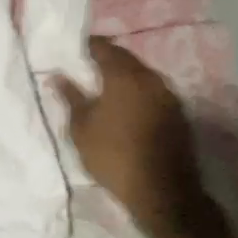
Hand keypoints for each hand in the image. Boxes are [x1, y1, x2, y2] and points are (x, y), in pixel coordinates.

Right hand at [60, 38, 222, 237]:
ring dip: (124, 76)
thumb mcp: (81, 128)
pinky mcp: (178, 114)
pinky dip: (137, 91)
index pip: (105, 48)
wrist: (162, 191)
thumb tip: (58, 76)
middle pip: (127, 59)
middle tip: (85, 67)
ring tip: (103, 87)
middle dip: (107, 59)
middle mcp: (151, 79)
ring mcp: (169, 96)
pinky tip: (124, 105)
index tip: (73, 50)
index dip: (88, 46)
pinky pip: (153, 91)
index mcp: (124, 77)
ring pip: (143, 75)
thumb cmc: (112, 155)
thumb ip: (71, 97)